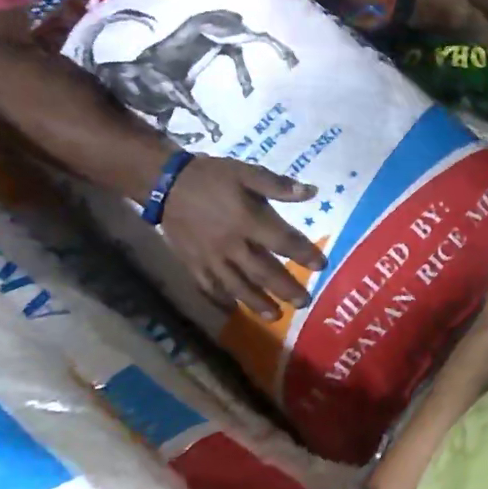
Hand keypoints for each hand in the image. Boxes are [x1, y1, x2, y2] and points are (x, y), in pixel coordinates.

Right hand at [159, 155, 326, 319]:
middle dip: (285, 289)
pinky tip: (233, 310)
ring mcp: (211, 258)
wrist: (166, 183)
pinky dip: (222, 300)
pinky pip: (209, 287)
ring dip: (258, 302)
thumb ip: (278, 185)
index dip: (304, 254)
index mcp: (248, 221)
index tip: (321, 265)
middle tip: (304, 302)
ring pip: (238, 286)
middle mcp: (232, 245)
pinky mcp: (193, 264)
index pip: (283, 242)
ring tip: (276, 316)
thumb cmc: (212, 177)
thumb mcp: (247, 172)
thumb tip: (312, 192)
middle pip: (264, 272)